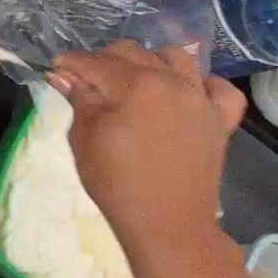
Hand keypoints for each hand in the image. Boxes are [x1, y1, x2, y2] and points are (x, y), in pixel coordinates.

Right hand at [48, 41, 245, 256]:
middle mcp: (171, 81)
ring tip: (136, 79)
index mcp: (135, 85)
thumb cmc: (117, 183)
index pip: (95, 62)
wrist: (168, 225)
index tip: (57, 68)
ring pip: (176, 57)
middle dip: (105, 59)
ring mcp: (200, 99)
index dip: (72, 63)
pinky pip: (219, 89)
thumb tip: (64, 75)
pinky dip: (203, 84)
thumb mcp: (84, 139)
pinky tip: (187, 92)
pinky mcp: (220, 121)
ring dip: (151, 61)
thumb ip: (78, 100)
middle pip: (133, 52)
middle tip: (88, 78)